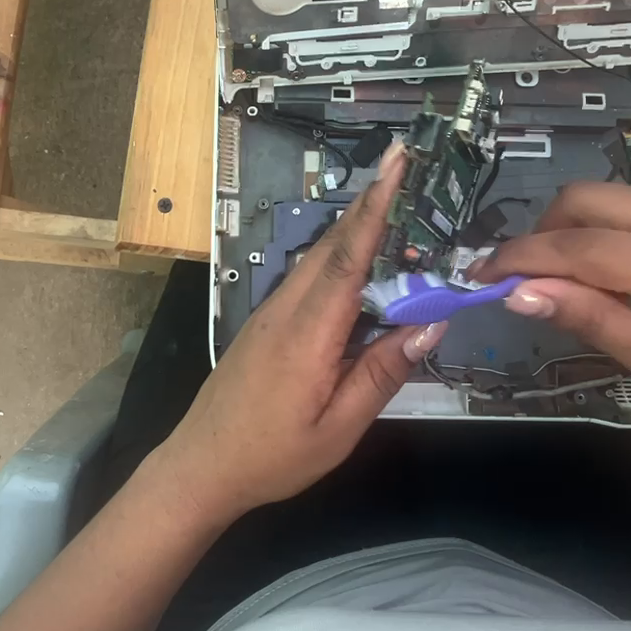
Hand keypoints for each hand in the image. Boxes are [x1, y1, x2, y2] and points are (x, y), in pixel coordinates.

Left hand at [143, 145, 446, 524]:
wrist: (201, 466)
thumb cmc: (271, 456)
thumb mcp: (338, 429)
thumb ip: (382, 373)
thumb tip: (430, 325)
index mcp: (307, 333)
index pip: (349, 258)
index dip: (376, 208)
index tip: (396, 164)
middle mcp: (285, 310)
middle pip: (333, 246)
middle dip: (371, 203)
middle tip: (406, 167)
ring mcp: (270, 313)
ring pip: (318, 260)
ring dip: (357, 229)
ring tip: (397, 206)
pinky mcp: (265, 324)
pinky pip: (309, 280)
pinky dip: (340, 260)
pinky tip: (362, 265)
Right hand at [471, 182, 630, 453]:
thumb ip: (588, 317)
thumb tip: (518, 292)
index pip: (581, 245)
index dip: (522, 258)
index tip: (479, 277)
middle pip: (588, 198)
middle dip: (542, 232)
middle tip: (521, 280)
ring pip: (608, 197)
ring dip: (568, 229)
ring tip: (555, 280)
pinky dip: (598, 230)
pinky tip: (598, 273)